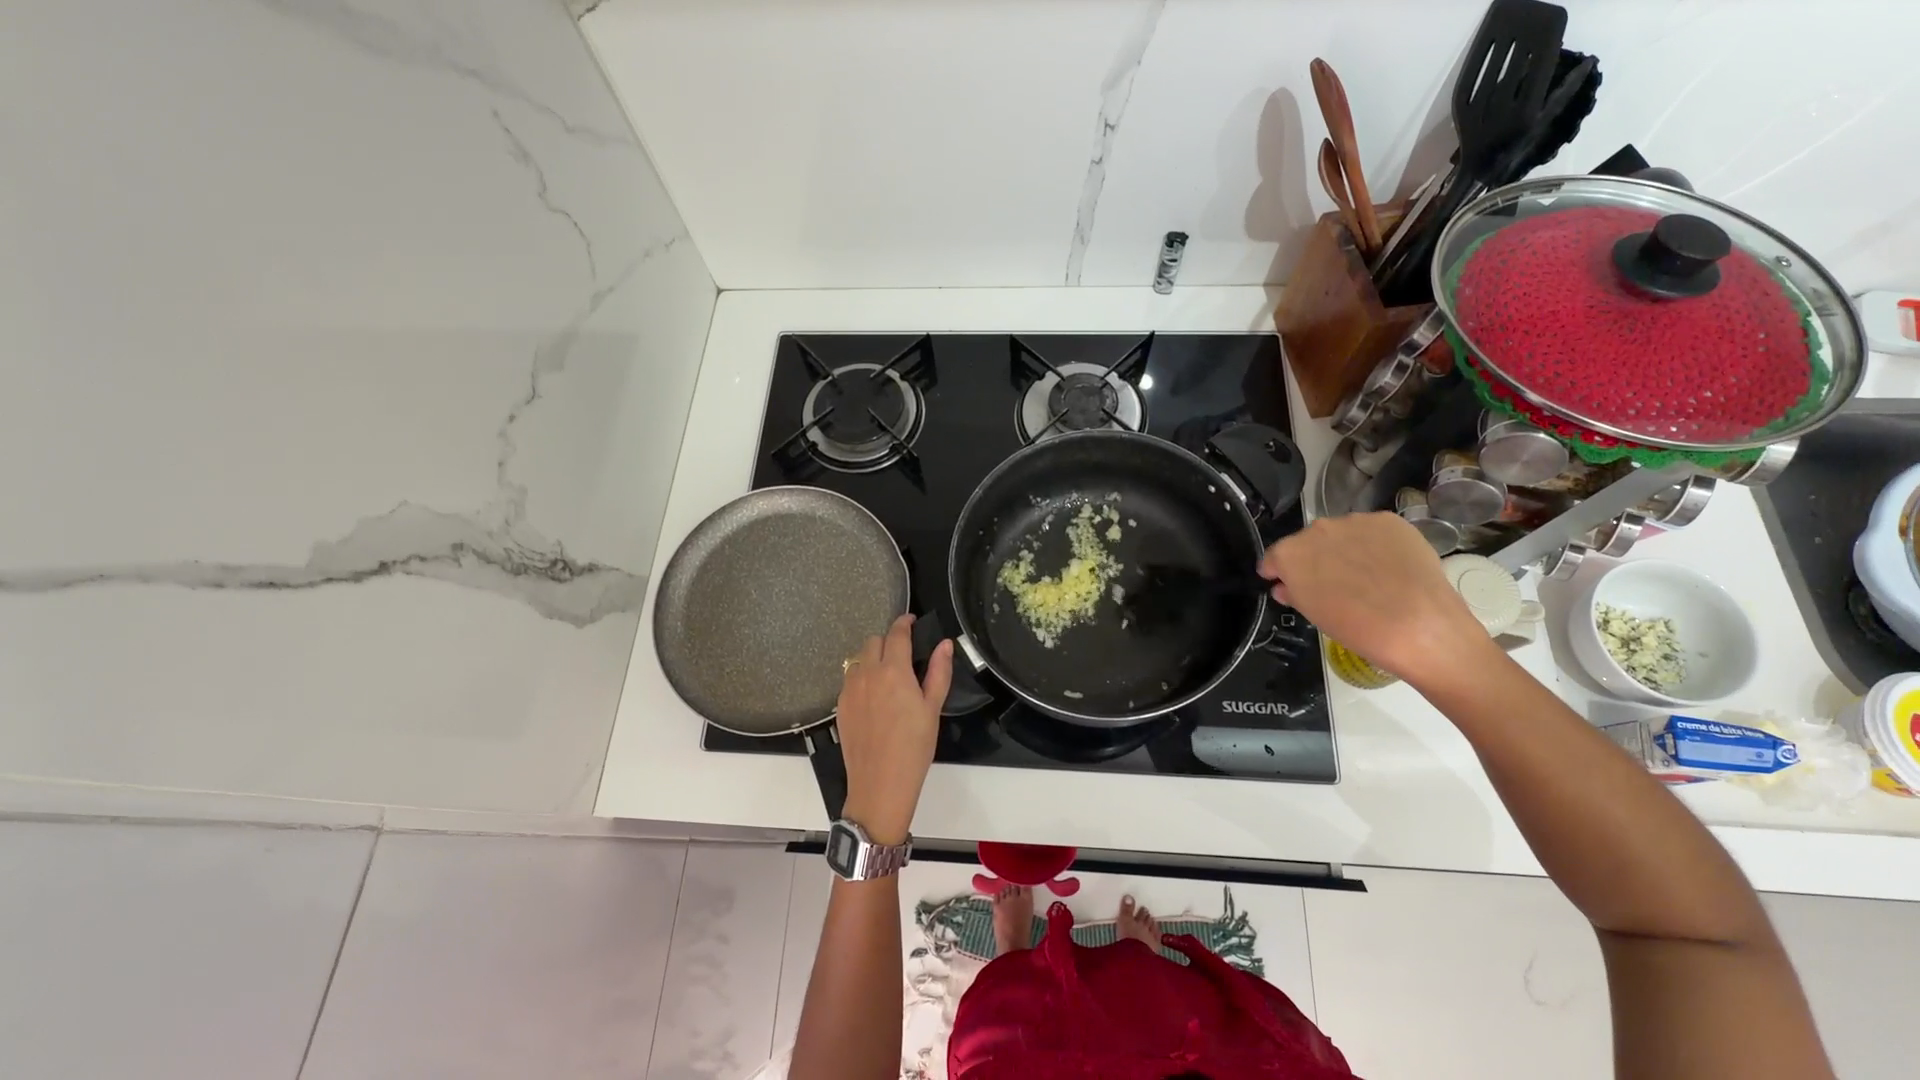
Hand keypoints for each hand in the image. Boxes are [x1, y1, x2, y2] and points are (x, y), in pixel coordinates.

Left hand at [836, 614, 951, 844]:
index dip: (904, 623)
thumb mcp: (933, 708)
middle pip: (873, 641)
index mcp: (893, 671)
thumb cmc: (914, 747)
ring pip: (858, 659)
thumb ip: (939, 672)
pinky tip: (874, 697)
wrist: (880, 784)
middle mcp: (866, 673)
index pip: (897, 634)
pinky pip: (850, 680)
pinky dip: (861, 678)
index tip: (912, 620)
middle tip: (904, 654)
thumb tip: (945, 644)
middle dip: (888, 641)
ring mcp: (849, 690)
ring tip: (888, 676)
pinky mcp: (840, 706)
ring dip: (872, 658)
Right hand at [1259, 512, 1494, 690]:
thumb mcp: (1315, 616)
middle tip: (1330, 584)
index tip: (1284, 584)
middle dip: (1314, 559)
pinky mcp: (1389, 521)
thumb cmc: (1357, 628)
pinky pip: (1374, 531)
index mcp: (1291, 554)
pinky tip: (1389, 567)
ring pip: (1342, 533)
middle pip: (1309, 541)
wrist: (1418, 624)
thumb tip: (1286, 587)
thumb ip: (1295, 593)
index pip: (1275, 557)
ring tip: (1365, 576)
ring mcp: (1355, 521)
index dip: (1278, 572)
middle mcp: (1318, 529)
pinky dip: (1376, 545)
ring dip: (1346, 549)